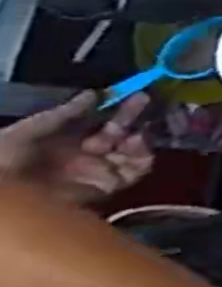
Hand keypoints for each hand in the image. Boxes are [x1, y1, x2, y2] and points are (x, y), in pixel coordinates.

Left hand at [0, 91, 153, 202]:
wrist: (4, 193)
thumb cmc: (5, 159)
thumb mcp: (27, 131)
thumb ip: (63, 113)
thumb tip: (95, 93)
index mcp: (65, 141)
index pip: (99, 122)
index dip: (115, 108)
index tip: (132, 93)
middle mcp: (85, 154)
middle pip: (120, 133)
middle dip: (131, 117)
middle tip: (143, 99)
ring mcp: (98, 170)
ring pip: (133, 150)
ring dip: (140, 137)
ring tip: (135, 130)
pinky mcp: (109, 184)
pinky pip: (137, 170)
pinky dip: (143, 156)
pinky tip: (137, 144)